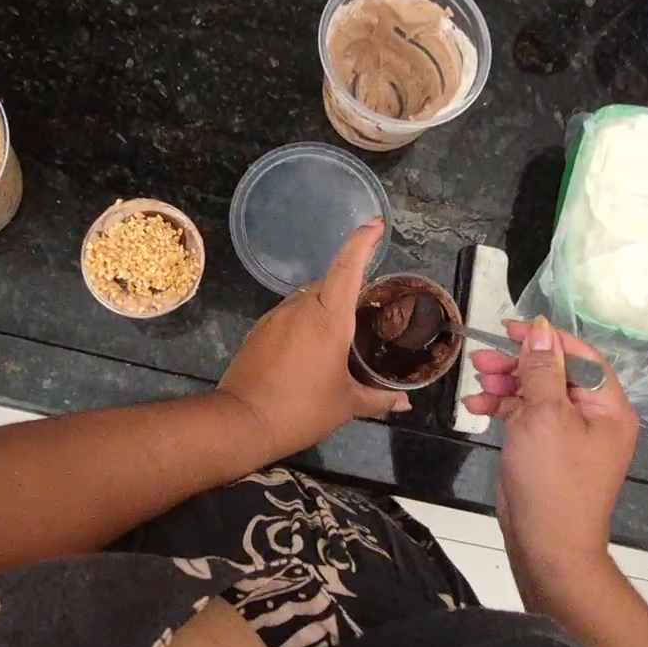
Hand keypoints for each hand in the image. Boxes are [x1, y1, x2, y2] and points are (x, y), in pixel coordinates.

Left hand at [218, 220, 408, 456]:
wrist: (242, 422)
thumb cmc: (301, 410)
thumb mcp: (347, 406)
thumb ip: (379, 399)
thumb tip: (405, 402)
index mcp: (329, 318)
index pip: (348, 267)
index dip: (363, 242)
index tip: (376, 225)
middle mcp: (302, 308)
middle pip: (330, 282)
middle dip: (350, 288)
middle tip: (370, 309)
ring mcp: (277, 316)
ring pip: (309, 299)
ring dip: (327, 308)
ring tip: (343, 336)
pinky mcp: (261, 329)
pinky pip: (291, 315)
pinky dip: (307, 322)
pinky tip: (313, 349)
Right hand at [463, 318, 638, 578]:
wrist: (547, 547)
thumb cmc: (553, 479)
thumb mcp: (545, 415)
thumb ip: (541, 369)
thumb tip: (542, 328)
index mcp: (608, 407)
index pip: (580, 357)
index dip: (544, 339)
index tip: (508, 329)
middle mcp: (594, 417)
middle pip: (554, 373)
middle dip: (517, 364)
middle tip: (481, 359)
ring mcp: (569, 435)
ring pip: (535, 393)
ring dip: (504, 384)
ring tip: (476, 381)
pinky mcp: (545, 449)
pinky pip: (526, 416)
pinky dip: (502, 408)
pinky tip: (476, 406)